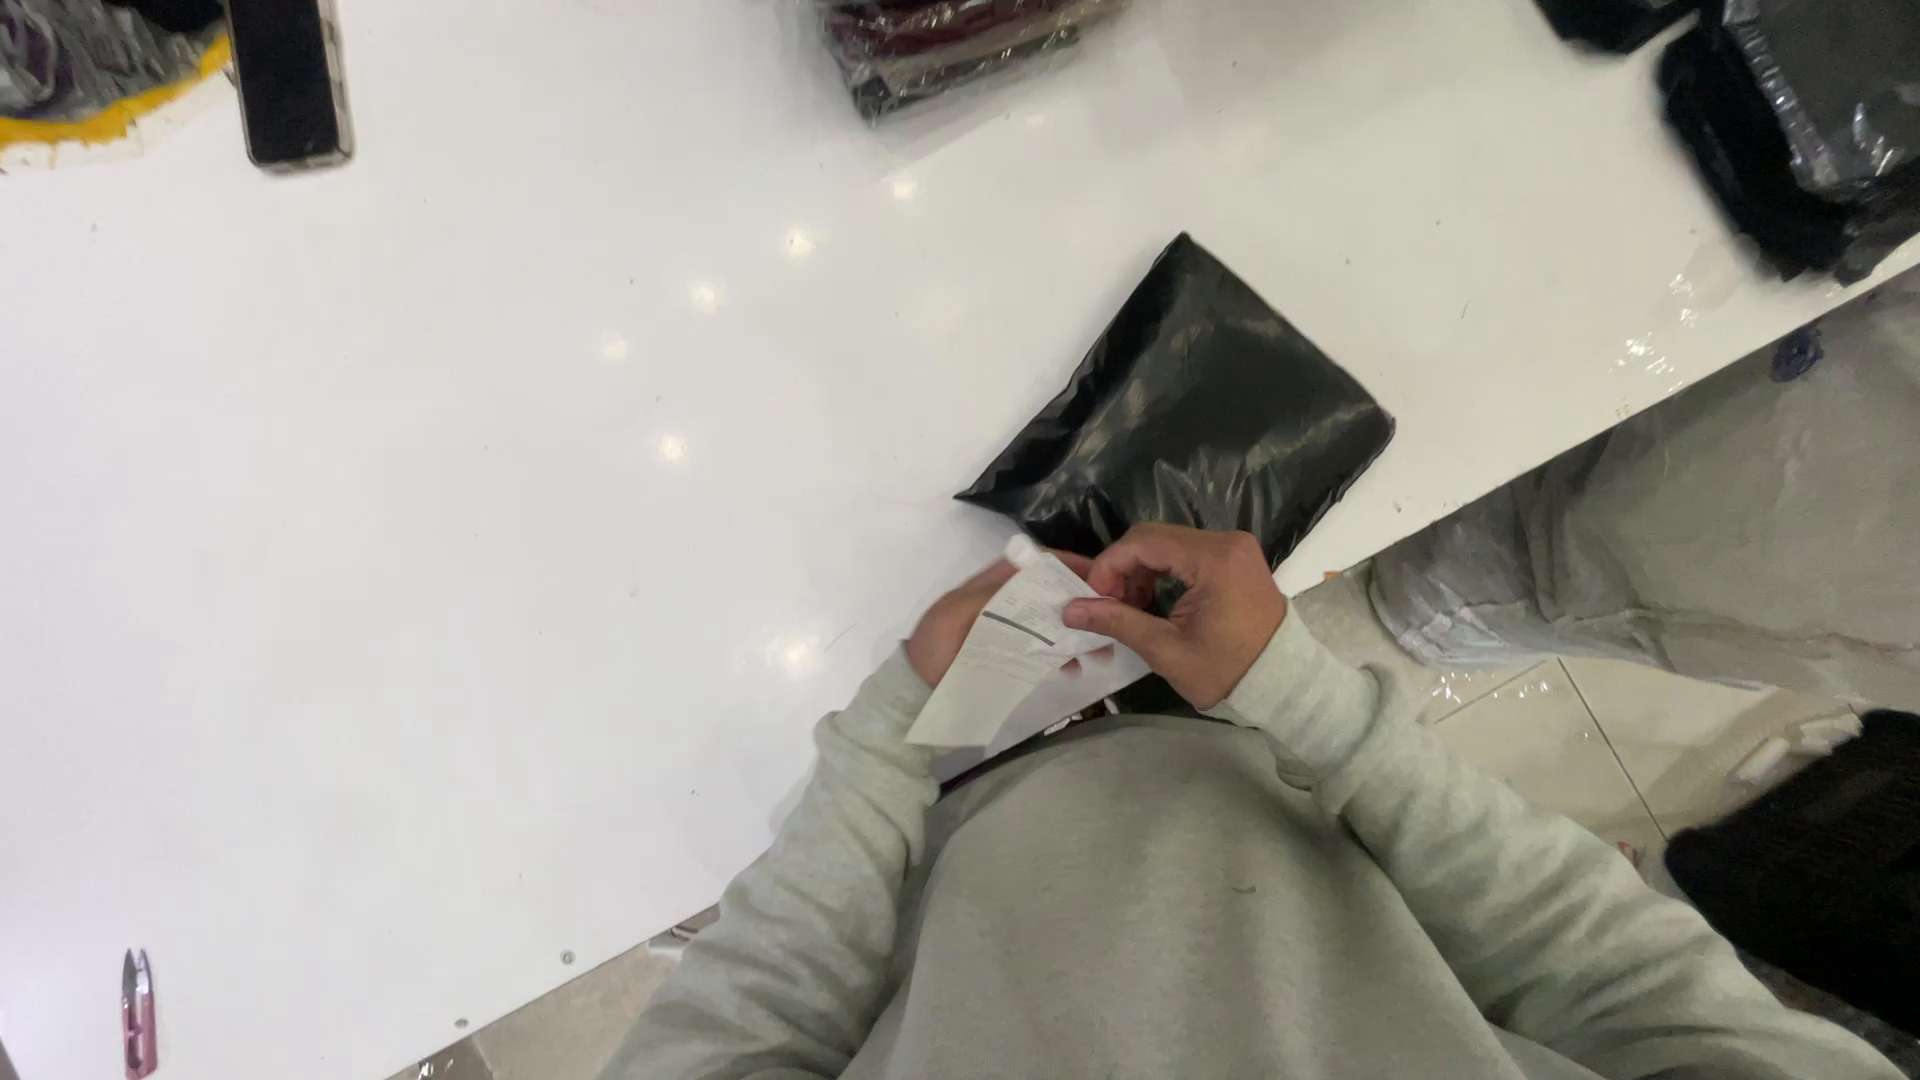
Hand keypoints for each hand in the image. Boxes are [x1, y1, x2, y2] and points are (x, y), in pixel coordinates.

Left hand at [906, 550, 1095, 686]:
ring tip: (1100, 651)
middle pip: (1049, 592)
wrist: (916, 692)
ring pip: (1050, 620)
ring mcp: (1008, 628)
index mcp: (989, 584)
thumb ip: (988, 596)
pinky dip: (1061, 653)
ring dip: (1076, 629)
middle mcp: (1003, 601)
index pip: (1033, 563)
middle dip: (1081, 601)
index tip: (1097, 576)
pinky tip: (1073, 668)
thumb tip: (1028, 580)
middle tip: (1110, 617)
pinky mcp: (1009, 653)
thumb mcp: (955, 615)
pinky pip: (1042, 646)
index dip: (1065, 564)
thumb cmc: (933, 648)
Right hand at [1062, 525, 1286, 708]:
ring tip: (1127, 607)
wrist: (1286, 685)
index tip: (1093, 599)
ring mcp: (1233, 547)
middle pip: (1152, 538)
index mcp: (1213, 560)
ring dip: (1138, 570)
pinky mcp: (1234, 558)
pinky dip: (1160, 571)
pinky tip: (1150, 600)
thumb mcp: (1167, 650)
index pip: (1142, 542)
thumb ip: (1117, 622)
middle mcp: (1225, 542)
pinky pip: (1184, 552)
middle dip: (1121, 569)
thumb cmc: (1228, 672)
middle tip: (1107, 605)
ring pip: (1165, 543)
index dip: (1108, 566)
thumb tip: (1069, 609)